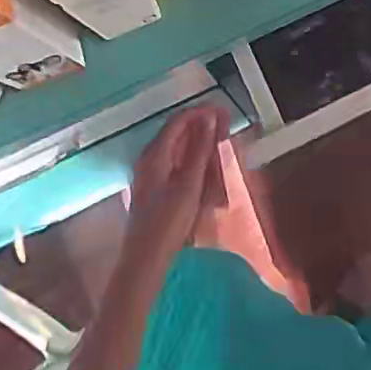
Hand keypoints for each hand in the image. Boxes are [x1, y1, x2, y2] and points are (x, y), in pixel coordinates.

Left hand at [120, 104, 228, 272]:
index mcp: (154, 154)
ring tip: (218, 143)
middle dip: (201, 125)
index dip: (201, 112)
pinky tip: (204, 167)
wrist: (146, 258)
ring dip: (197, 142)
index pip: (178, 121)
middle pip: (176, 132)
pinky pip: (174, 161)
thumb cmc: (168, 222)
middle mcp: (148, 158)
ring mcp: (149, 173)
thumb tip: (209, 119)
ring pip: (175, 147)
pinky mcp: (153, 187)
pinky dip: (191, 158)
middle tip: (224, 125)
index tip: (222, 110)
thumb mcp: (189, 184)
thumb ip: (200, 150)